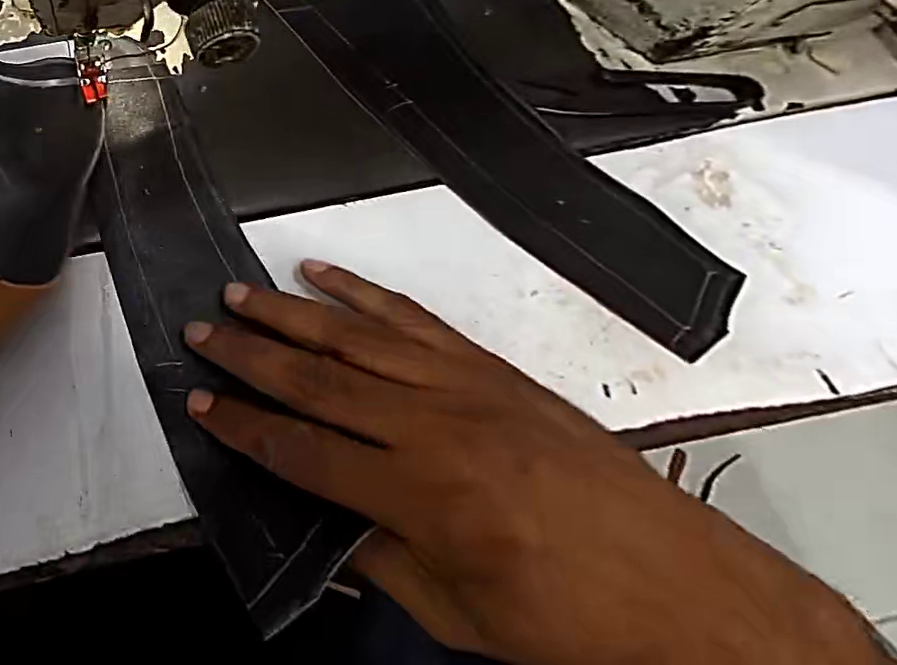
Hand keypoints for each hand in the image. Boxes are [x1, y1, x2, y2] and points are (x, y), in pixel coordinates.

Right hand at [182, 262, 892, 664]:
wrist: (697, 597)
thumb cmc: (577, 624)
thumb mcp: (462, 616)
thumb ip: (379, 555)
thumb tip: (320, 516)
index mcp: (424, 497)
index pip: (305, 453)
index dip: (244, 428)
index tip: (200, 404)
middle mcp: (434, 427)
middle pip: (316, 380)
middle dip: (247, 356)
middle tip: (199, 331)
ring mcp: (462, 384)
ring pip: (353, 337)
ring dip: (288, 313)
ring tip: (239, 293)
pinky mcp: (487, 364)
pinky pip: (411, 318)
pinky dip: (359, 291)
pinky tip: (320, 273)